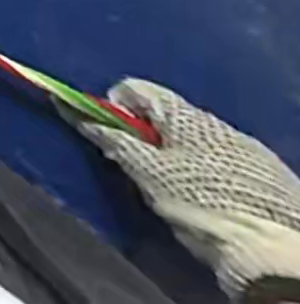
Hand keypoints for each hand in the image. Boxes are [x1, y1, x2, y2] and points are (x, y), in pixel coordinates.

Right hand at [77, 79, 299, 299]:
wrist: (278, 257)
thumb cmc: (198, 202)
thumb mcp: (143, 169)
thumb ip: (106, 135)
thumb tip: (68, 107)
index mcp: (189, 118)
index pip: (136, 89)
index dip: (115, 106)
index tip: (114, 134)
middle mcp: (224, 127)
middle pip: (168, 114)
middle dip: (148, 132)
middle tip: (141, 162)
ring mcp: (256, 154)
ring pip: (198, 138)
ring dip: (180, 151)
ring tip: (177, 182)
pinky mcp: (277, 179)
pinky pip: (227, 159)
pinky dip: (209, 168)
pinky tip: (212, 195)